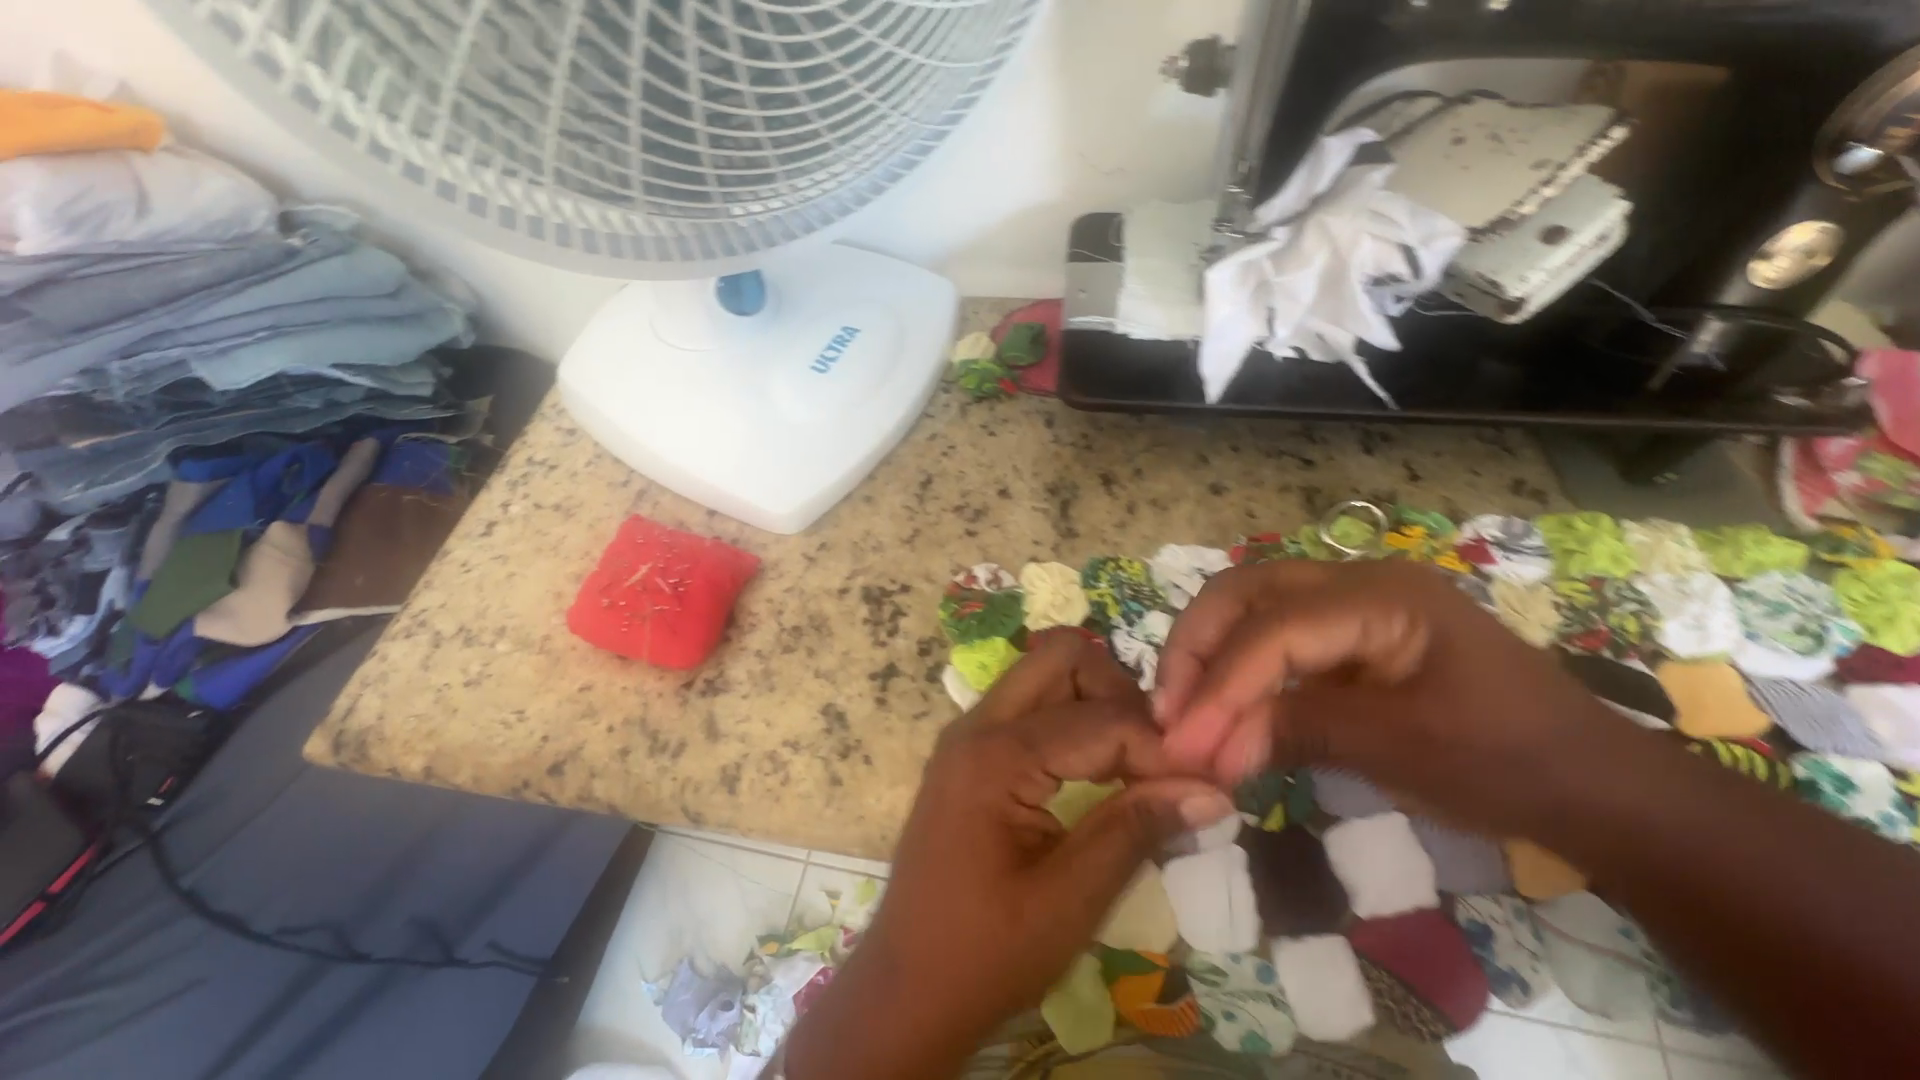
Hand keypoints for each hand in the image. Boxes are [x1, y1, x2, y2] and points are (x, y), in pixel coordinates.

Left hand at [784, 630, 1233, 1079]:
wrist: (907, 990)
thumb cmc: (985, 954)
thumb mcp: (1071, 899)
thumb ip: (1136, 829)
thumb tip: (1213, 789)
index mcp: (996, 757)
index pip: (1102, 718)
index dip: (1161, 750)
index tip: (1203, 790)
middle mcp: (975, 727)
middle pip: (1062, 656)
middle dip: (1119, 694)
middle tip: (1155, 759)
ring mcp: (966, 738)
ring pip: (1043, 675)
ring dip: (1095, 703)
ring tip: (1134, 767)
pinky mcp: (968, 758)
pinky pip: (1027, 709)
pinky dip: (1070, 722)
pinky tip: (1097, 774)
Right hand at [1153, 560, 1617, 835]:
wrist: (1593, 785)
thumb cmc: (1507, 762)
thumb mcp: (1399, 749)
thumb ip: (1297, 730)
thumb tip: (1208, 747)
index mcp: (1382, 596)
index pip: (1273, 628)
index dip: (1219, 684)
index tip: (1180, 742)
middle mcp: (1361, 581)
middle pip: (1247, 592)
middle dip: (1197, 649)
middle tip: (1168, 713)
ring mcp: (1358, 605)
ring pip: (1255, 609)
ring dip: (1212, 656)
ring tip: (1185, 713)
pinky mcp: (1356, 637)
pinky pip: (1281, 639)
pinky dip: (1244, 672)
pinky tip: (1228, 711)